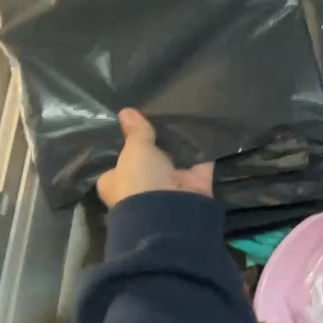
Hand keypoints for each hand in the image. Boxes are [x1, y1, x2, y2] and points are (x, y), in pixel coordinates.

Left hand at [96, 109, 213, 207]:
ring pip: (177, 160)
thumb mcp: (134, 151)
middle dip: (157, 145)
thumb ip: (135, 132)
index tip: (132, 126)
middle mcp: (143, 185)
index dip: (123, 146)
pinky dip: (205, 148)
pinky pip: (201, 162)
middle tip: (161, 115)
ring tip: (185, 113)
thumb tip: (125, 111)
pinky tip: (206, 126)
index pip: (116, 163)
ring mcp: (171, 185)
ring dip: (181, 145)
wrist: (170, 211)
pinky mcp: (196, 184)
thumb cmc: (139, 180)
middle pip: (150, 160)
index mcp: (117, 181)